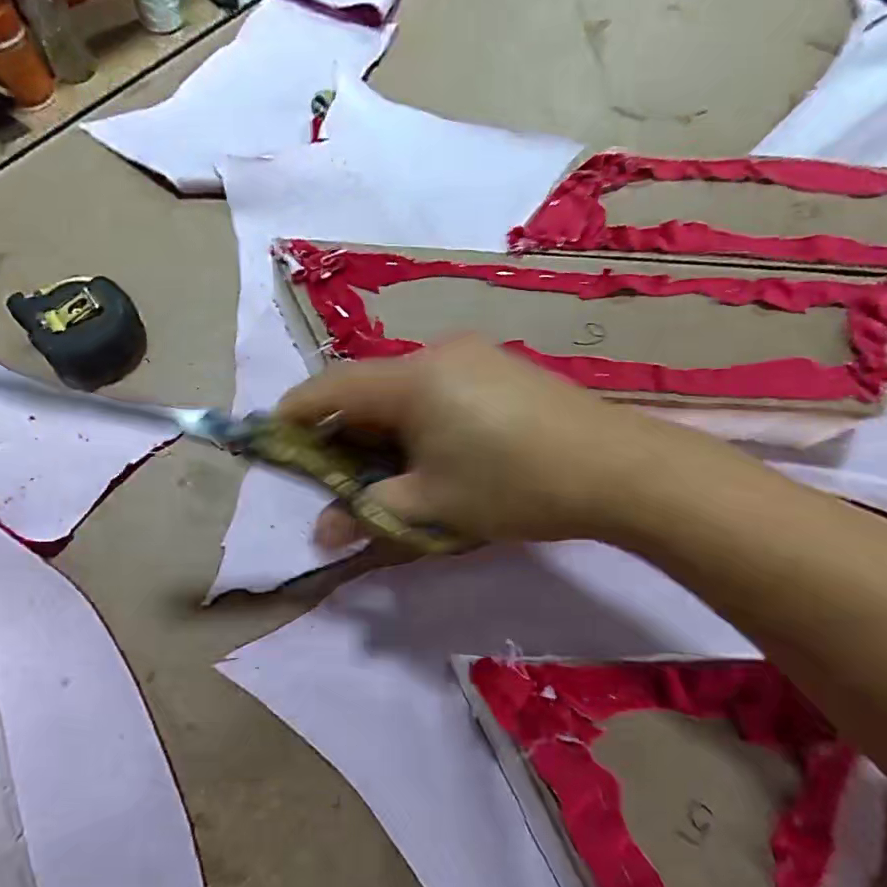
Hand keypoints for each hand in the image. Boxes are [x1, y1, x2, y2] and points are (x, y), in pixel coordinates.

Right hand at [275, 339, 699, 548]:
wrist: (614, 468)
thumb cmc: (512, 486)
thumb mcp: (433, 506)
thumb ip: (369, 513)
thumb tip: (321, 532)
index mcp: (410, 379)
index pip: (330, 389)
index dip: (295, 416)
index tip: (272, 442)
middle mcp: (436, 353)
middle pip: (368, 389)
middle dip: (345, 433)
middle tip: (339, 479)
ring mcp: (475, 356)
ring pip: (406, 390)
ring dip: (386, 429)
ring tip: (392, 475)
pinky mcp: (502, 368)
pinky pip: (441, 389)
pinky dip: (421, 420)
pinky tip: (439, 454)